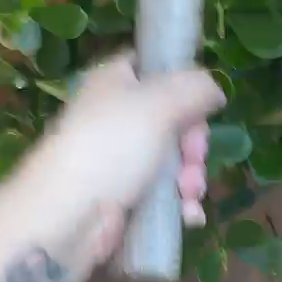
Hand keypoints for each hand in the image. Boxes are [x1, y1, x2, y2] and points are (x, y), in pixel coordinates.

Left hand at [11, 55, 224, 253]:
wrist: (67, 215)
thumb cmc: (110, 145)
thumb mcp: (160, 102)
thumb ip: (195, 88)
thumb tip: (214, 89)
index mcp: (114, 80)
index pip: (154, 65)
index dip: (183, 82)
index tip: (201, 104)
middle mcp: (116, 113)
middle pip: (173, 116)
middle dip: (193, 142)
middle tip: (193, 158)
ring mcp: (119, 156)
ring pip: (172, 157)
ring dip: (190, 176)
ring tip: (188, 194)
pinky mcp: (124, 194)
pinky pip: (163, 191)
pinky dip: (179, 202)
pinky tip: (188, 216)